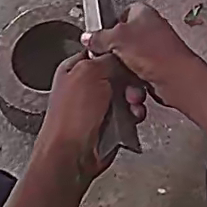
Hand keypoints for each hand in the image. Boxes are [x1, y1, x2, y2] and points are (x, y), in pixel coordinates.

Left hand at [33, 53, 147, 190]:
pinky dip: (135, 113)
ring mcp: (99, 104)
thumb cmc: (71, 117)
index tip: (130, 58)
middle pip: (120, 72)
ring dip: (135, 98)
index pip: (103, 51)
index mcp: (76, 68)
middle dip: (130, 79)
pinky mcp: (110, 122)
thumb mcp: (90, 72)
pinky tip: (132, 117)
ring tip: (131, 104)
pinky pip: (131, 111)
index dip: (119, 54)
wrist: (72, 155)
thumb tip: (123, 55)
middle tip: (131, 86)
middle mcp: (87, 85)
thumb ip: (108, 58)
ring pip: (128, 92)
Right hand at [82, 3, 206, 106]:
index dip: (108, 27)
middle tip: (110, 59)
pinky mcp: (155, 67)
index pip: (119, 14)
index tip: (99, 39)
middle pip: (120, 40)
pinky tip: (132, 84)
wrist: (175, 79)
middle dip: (113, 53)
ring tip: (124, 73)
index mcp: (143, 13)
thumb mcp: (118, 38)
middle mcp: (150, 29)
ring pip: (126, 60)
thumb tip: (88, 37)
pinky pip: (135, 74)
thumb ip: (99, 37)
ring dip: (122, 70)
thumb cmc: (155, 53)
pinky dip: (132, 80)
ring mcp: (153, 49)